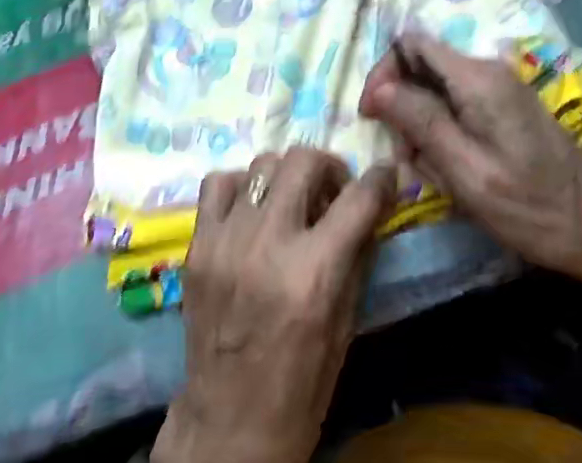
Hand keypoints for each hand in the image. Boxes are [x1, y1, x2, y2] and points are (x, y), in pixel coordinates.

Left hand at [154, 148, 395, 462]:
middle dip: (328, 167)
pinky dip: (240, 186)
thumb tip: (369, 207)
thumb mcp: (346, 324)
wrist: (230, 420)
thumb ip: (357, 256)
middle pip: (302, 161)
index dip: (379, 180)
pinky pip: (217, 183)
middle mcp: (268, 244)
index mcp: (313, 274)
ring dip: (286, 176)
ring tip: (291, 201)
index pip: (358, 199)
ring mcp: (226, 240)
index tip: (384, 176)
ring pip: (261, 165)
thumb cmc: (301, 384)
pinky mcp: (197, 245)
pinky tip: (250, 208)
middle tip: (332, 190)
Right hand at [358, 31, 581, 287]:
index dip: (383, 72)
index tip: (371, 115)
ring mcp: (499, 91)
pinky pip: (457, 108)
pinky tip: (450, 171)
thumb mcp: (466, 171)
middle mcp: (488, 72)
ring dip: (421, 127)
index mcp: (477, 78)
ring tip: (431, 173)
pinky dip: (442, 134)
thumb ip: (421, 122)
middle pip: (421, 66)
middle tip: (406, 156)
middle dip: (402, 106)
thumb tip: (378, 87)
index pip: (411, 43)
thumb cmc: (531, 207)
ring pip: (436, 90)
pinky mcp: (505, 110)